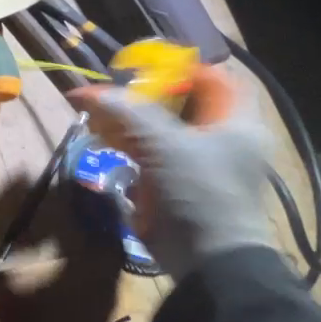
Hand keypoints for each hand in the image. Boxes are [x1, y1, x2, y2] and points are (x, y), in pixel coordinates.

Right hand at [68, 66, 275, 278]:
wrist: (205, 255)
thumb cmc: (197, 190)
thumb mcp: (161, 141)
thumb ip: (123, 110)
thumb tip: (82, 91)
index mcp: (237, 124)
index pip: (214, 79)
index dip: (178, 67)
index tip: (136, 66)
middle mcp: (223, 139)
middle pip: (180, 103)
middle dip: (141, 96)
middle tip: (109, 93)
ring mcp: (200, 162)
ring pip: (160, 128)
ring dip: (127, 121)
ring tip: (96, 118)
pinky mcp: (177, 182)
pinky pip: (149, 152)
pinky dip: (126, 145)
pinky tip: (103, 144)